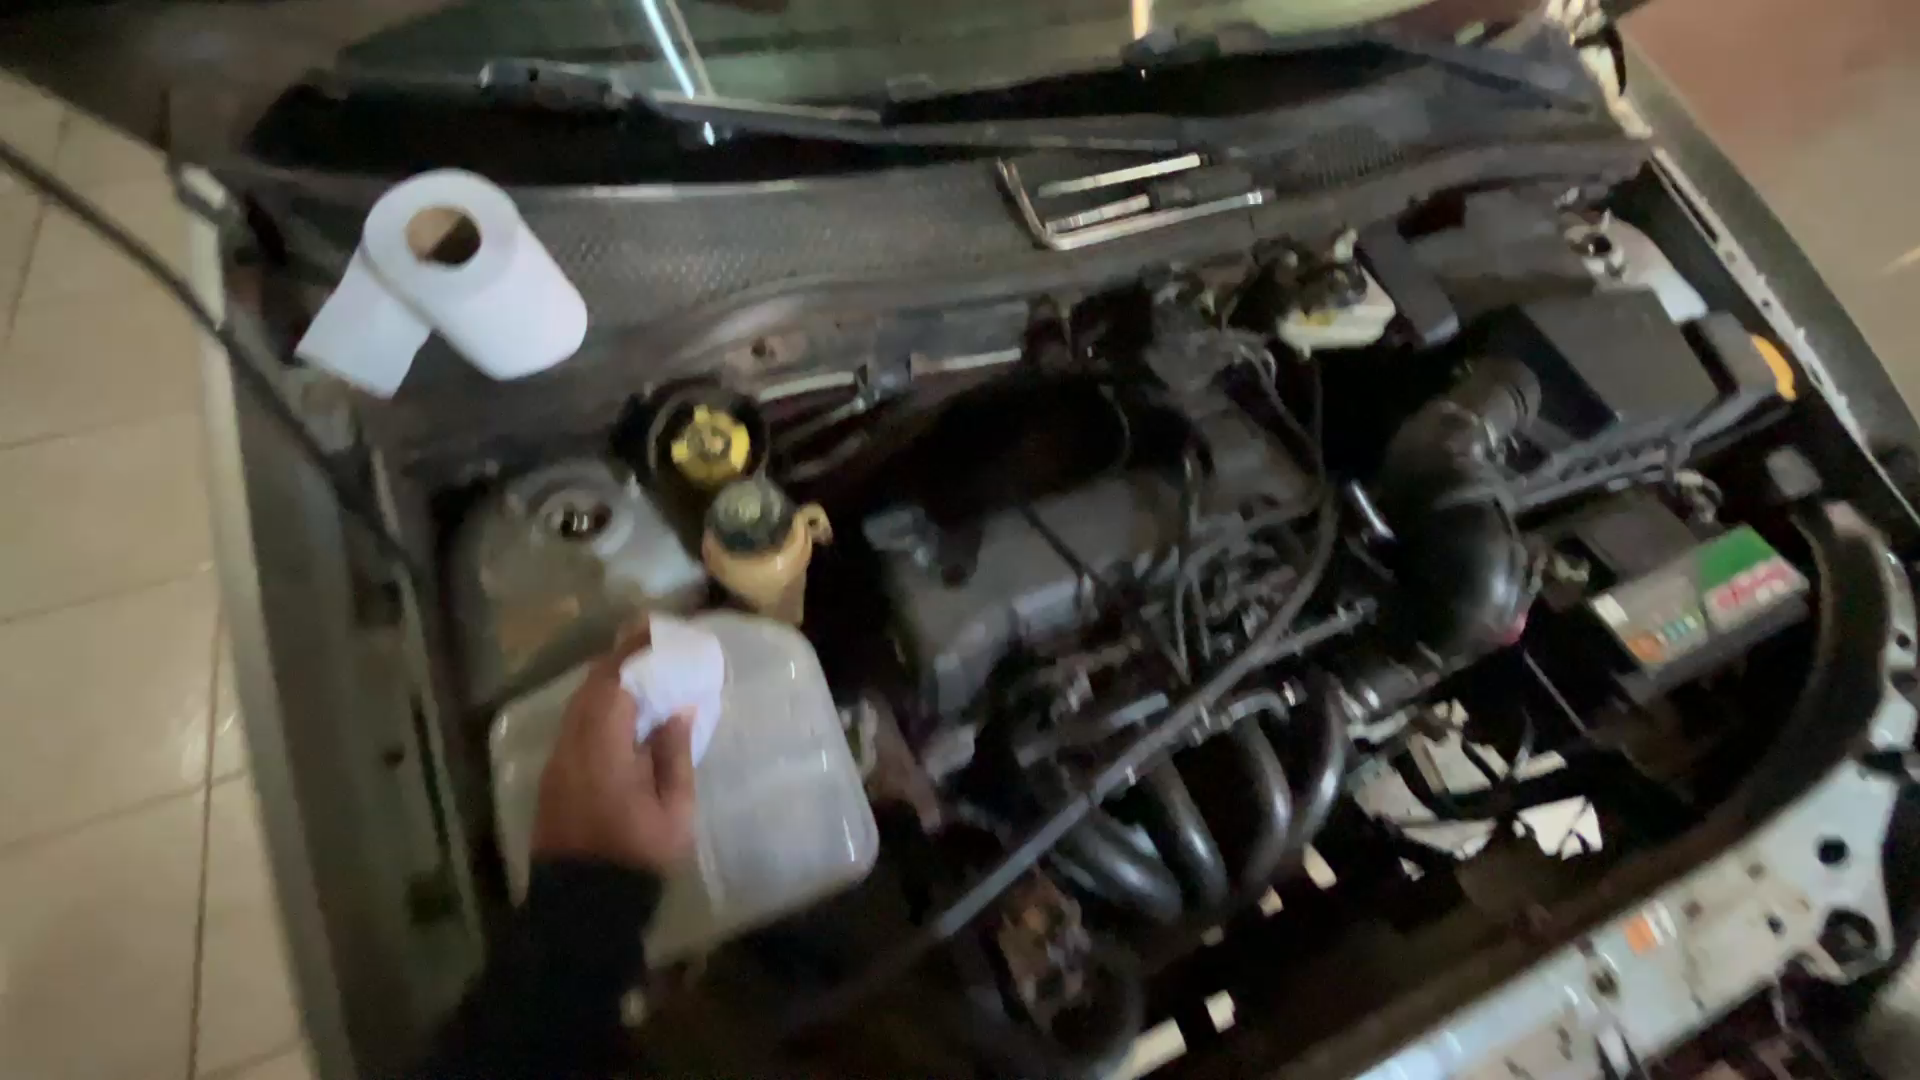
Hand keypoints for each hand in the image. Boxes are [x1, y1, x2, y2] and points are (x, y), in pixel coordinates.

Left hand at [531, 624, 697, 872]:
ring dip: (607, 682)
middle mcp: (571, 750)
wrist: (582, 907)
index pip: (612, 687)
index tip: (653, 629)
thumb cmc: (637, 856)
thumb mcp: (673, 809)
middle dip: (618, 661)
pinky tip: (623, 708)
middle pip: (590, 690)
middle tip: (649, 640)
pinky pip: (576, 726)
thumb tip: (678, 708)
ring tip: (641, 667)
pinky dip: (599, 705)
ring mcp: (558, 764)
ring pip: (578, 707)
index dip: (632, 654)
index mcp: (602, 753)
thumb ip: (674, 753)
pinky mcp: (555, 778)